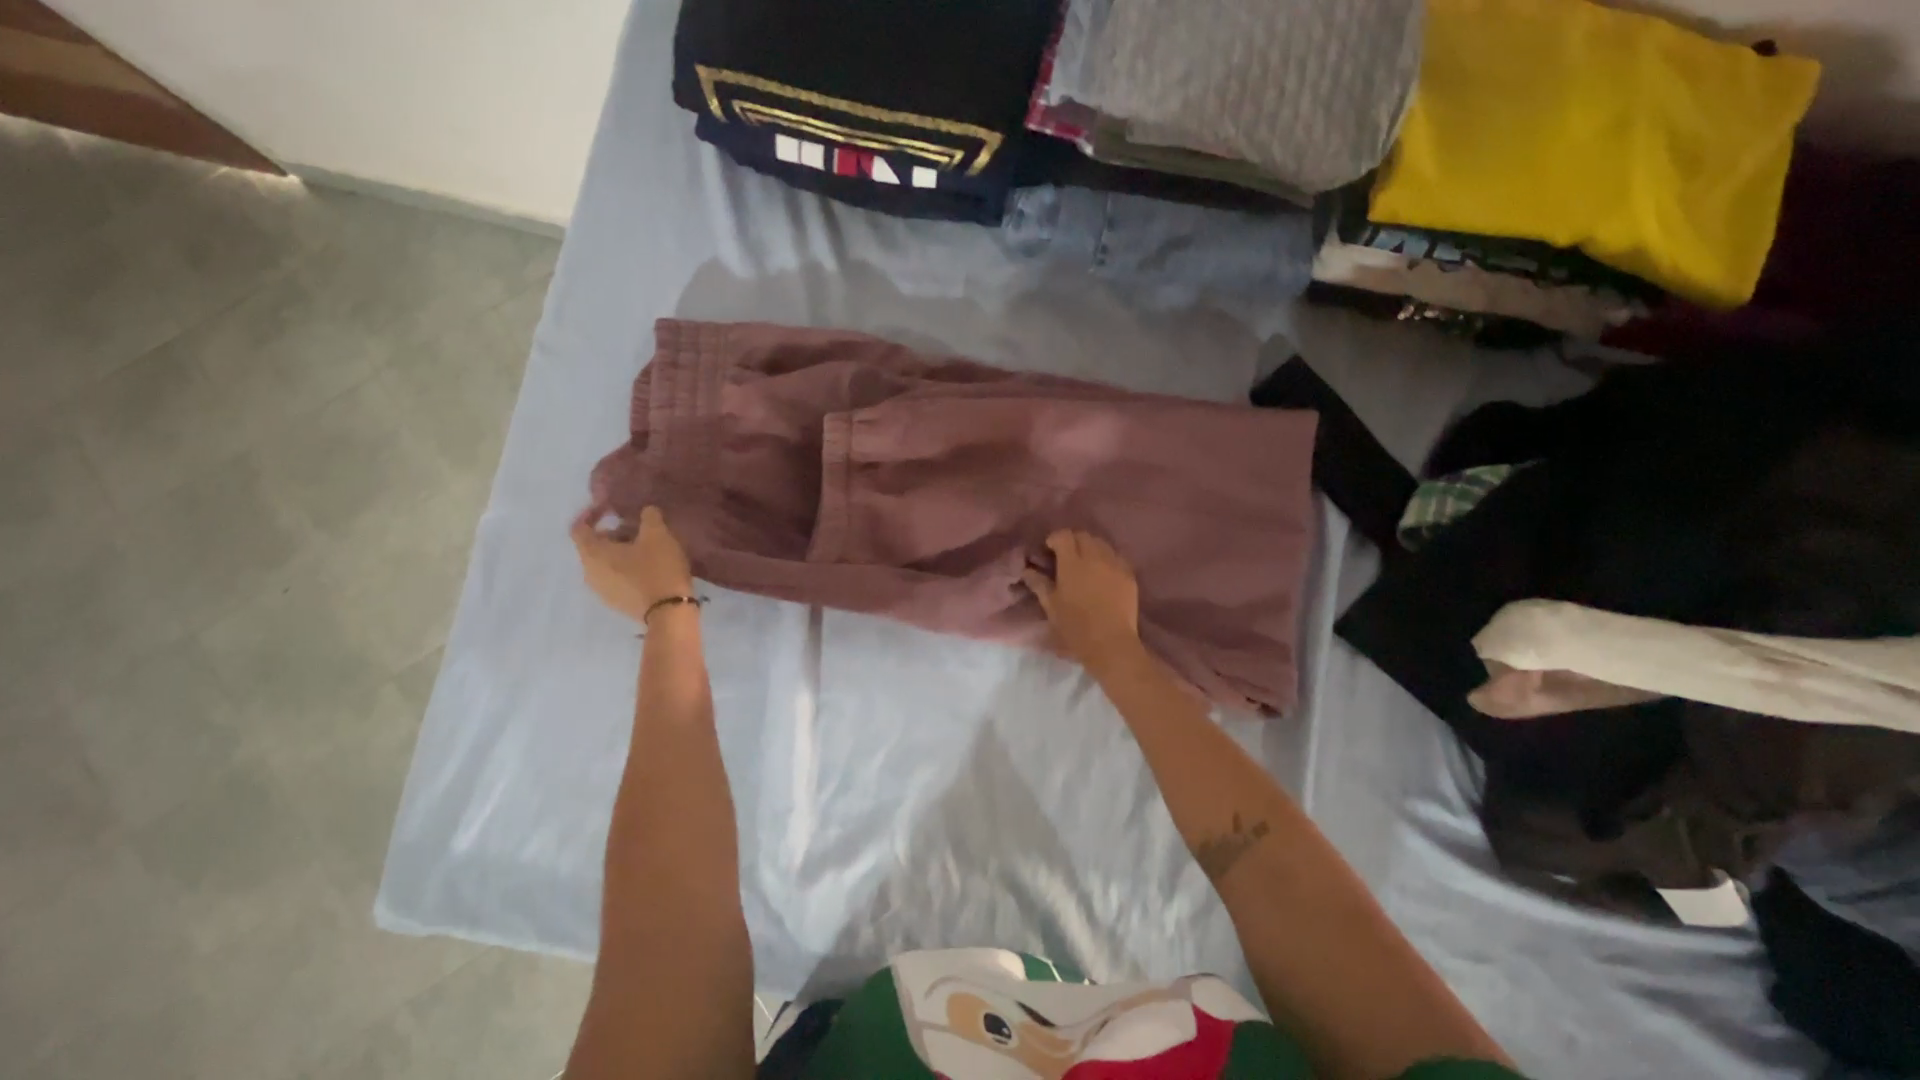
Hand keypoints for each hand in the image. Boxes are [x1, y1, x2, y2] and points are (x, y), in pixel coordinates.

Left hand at [572, 505, 694, 622]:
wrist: (669, 612)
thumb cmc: (658, 568)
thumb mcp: (658, 534)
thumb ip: (648, 516)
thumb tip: (645, 512)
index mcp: (592, 553)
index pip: (579, 527)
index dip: (592, 514)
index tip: (611, 508)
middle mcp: (589, 572)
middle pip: (594, 545)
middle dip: (614, 533)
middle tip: (639, 529)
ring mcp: (601, 591)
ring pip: (604, 563)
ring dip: (621, 552)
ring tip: (647, 549)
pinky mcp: (615, 603)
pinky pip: (614, 578)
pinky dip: (625, 568)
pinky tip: (649, 568)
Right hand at [1022, 529, 1142, 670]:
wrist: (1111, 643)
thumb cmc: (1075, 627)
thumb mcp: (1051, 607)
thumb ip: (1039, 584)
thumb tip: (1027, 570)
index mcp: (1072, 563)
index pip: (1064, 536)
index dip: (1055, 539)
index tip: (1050, 550)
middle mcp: (1095, 557)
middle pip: (1084, 536)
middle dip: (1073, 542)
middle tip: (1066, 558)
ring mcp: (1115, 564)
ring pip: (1102, 544)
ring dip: (1091, 548)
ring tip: (1086, 565)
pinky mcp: (1129, 575)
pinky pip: (1116, 557)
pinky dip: (1107, 559)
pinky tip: (1103, 574)